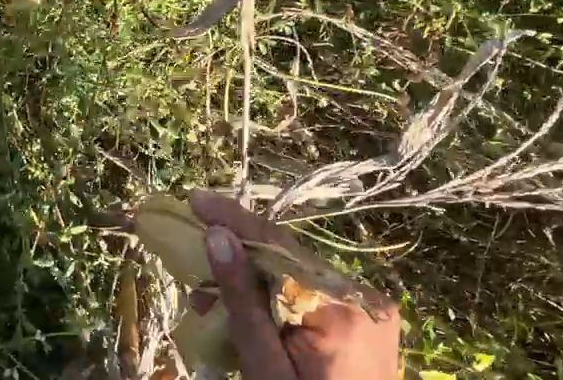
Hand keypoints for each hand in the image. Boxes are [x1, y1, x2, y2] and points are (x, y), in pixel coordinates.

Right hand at [188, 189, 400, 379]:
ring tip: (211, 303)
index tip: (194, 199)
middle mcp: (364, 300)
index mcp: (343, 309)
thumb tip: (217, 234)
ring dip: (250, 282)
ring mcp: (368, 312)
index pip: (279, 246)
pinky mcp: (364, 325)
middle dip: (235, 259)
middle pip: (285, 259)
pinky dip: (274, 299)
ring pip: (293, 276)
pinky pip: (308, 295)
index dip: (233, 219)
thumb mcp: (265, 367)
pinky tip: (246, 314)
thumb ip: (242, 299)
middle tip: (194, 276)